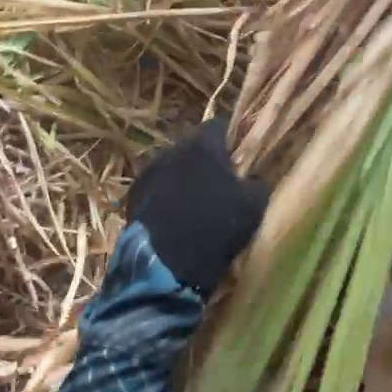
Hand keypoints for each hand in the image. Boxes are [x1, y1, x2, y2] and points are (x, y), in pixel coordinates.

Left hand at [125, 118, 270, 294]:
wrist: (170, 264)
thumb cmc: (218, 227)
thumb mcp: (254, 205)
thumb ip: (257, 182)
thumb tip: (253, 177)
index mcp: (202, 145)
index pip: (219, 126)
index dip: (231, 142)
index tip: (239, 161)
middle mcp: (171, 150)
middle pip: (193, 146)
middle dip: (205, 160)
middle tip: (219, 184)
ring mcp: (148, 172)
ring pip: (172, 166)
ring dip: (184, 178)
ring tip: (195, 204)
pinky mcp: (133, 195)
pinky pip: (156, 187)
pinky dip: (166, 196)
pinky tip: (176, 218)